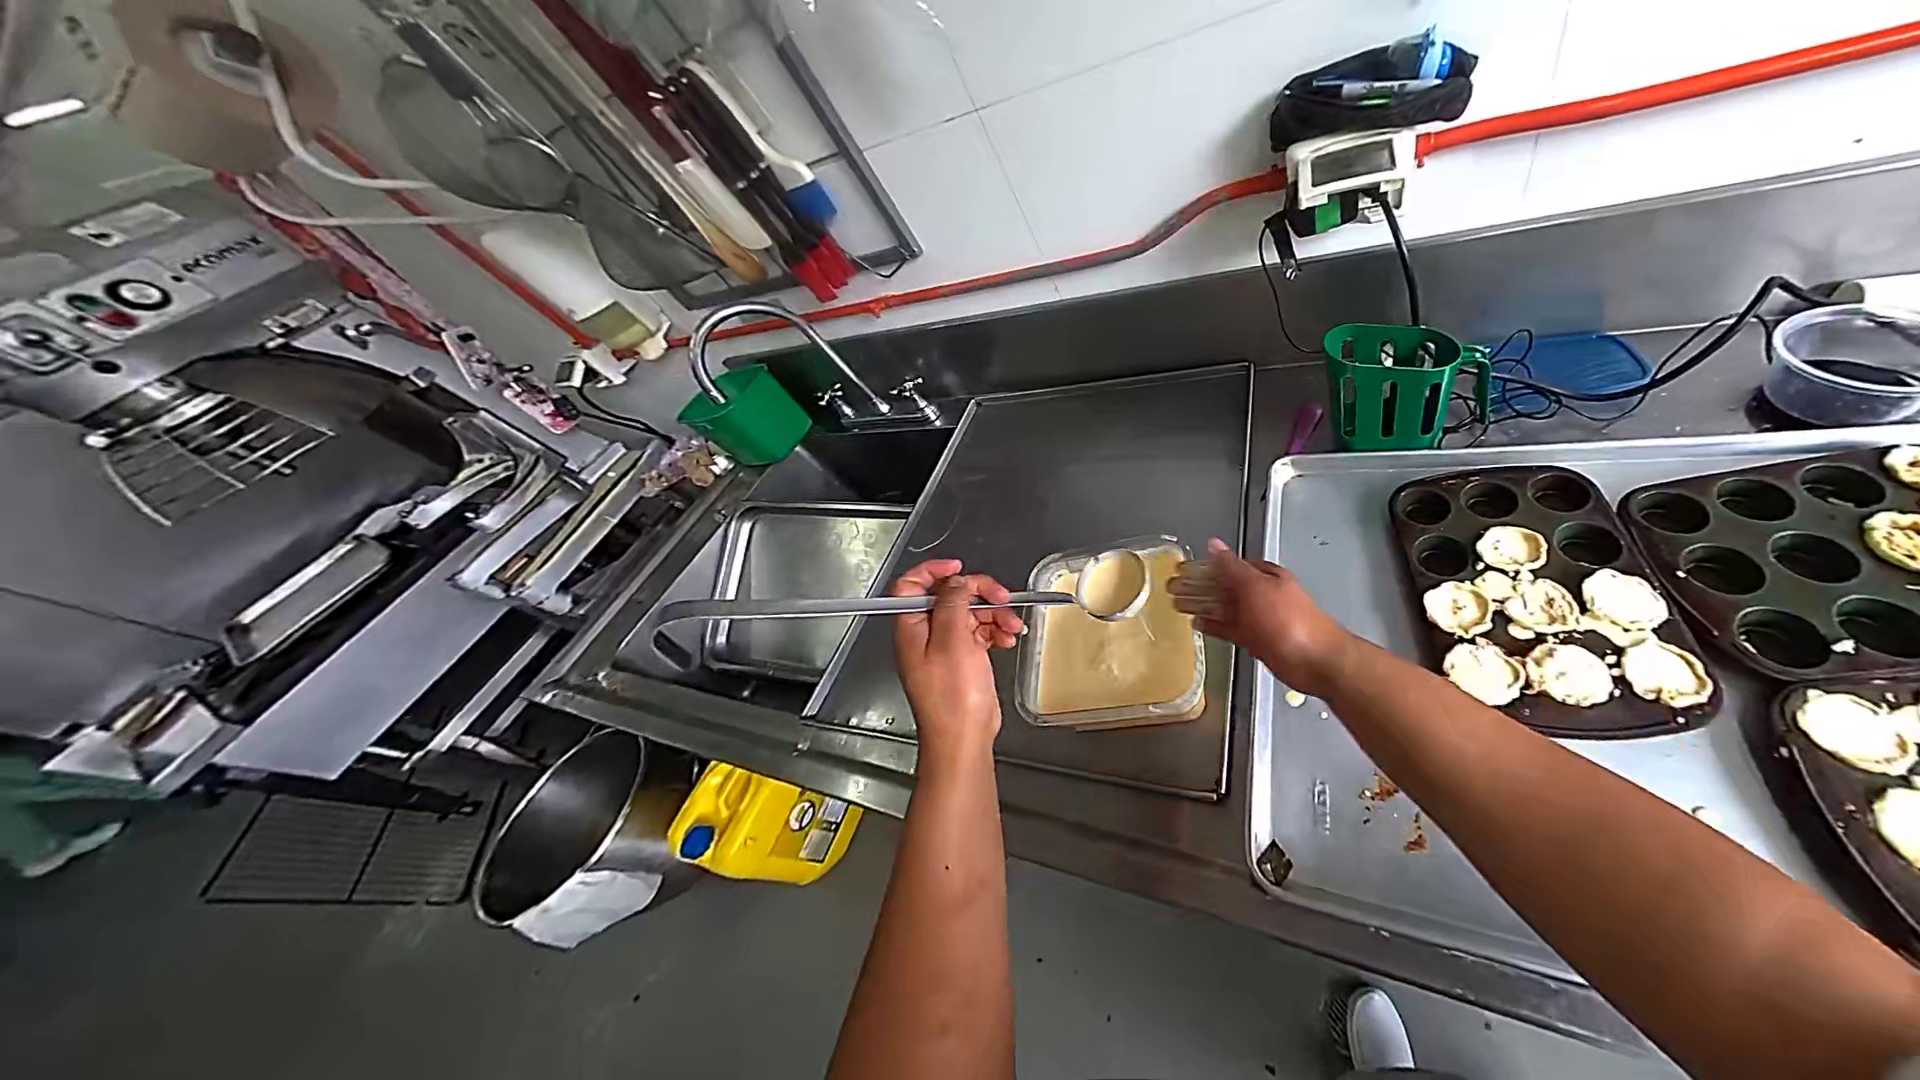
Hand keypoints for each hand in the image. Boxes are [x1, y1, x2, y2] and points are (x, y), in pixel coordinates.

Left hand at [891, 559, 1024, 757]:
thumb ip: (952, 603)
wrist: (964, 737)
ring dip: (994, 614)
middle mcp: (925, 633)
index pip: (912, 585)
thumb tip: (956, 580)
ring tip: (1012, 628)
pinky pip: (980, 632)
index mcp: (911, 626)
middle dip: (977, 593)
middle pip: (949, 596)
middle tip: (1002, 596)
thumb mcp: (952, 641)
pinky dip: (995, 631)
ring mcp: (946, 646)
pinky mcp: (964, 658)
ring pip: (969, 613)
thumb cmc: (951, 696)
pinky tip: (1007, 640)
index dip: (933, 571)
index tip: (959, 568)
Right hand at [1170, 538, 1353, 697]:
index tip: (1180, 570)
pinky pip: (1229, 628)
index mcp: (1264, 576)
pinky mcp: (1255, 639)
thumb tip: (1214, 545)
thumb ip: (1231, 566)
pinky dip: (1213, 625)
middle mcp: (1261, 594)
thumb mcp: (1255, 586)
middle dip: (1197, 586)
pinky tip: (1198, 624)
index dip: (1203, 567)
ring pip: (1224, 608)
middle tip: (1172, 587)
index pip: (1228, 566)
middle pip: (1223, 586)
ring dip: (1201, 605)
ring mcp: (1258, 618)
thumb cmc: (1289, 619)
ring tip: (1177, 604)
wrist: (1316, 660)